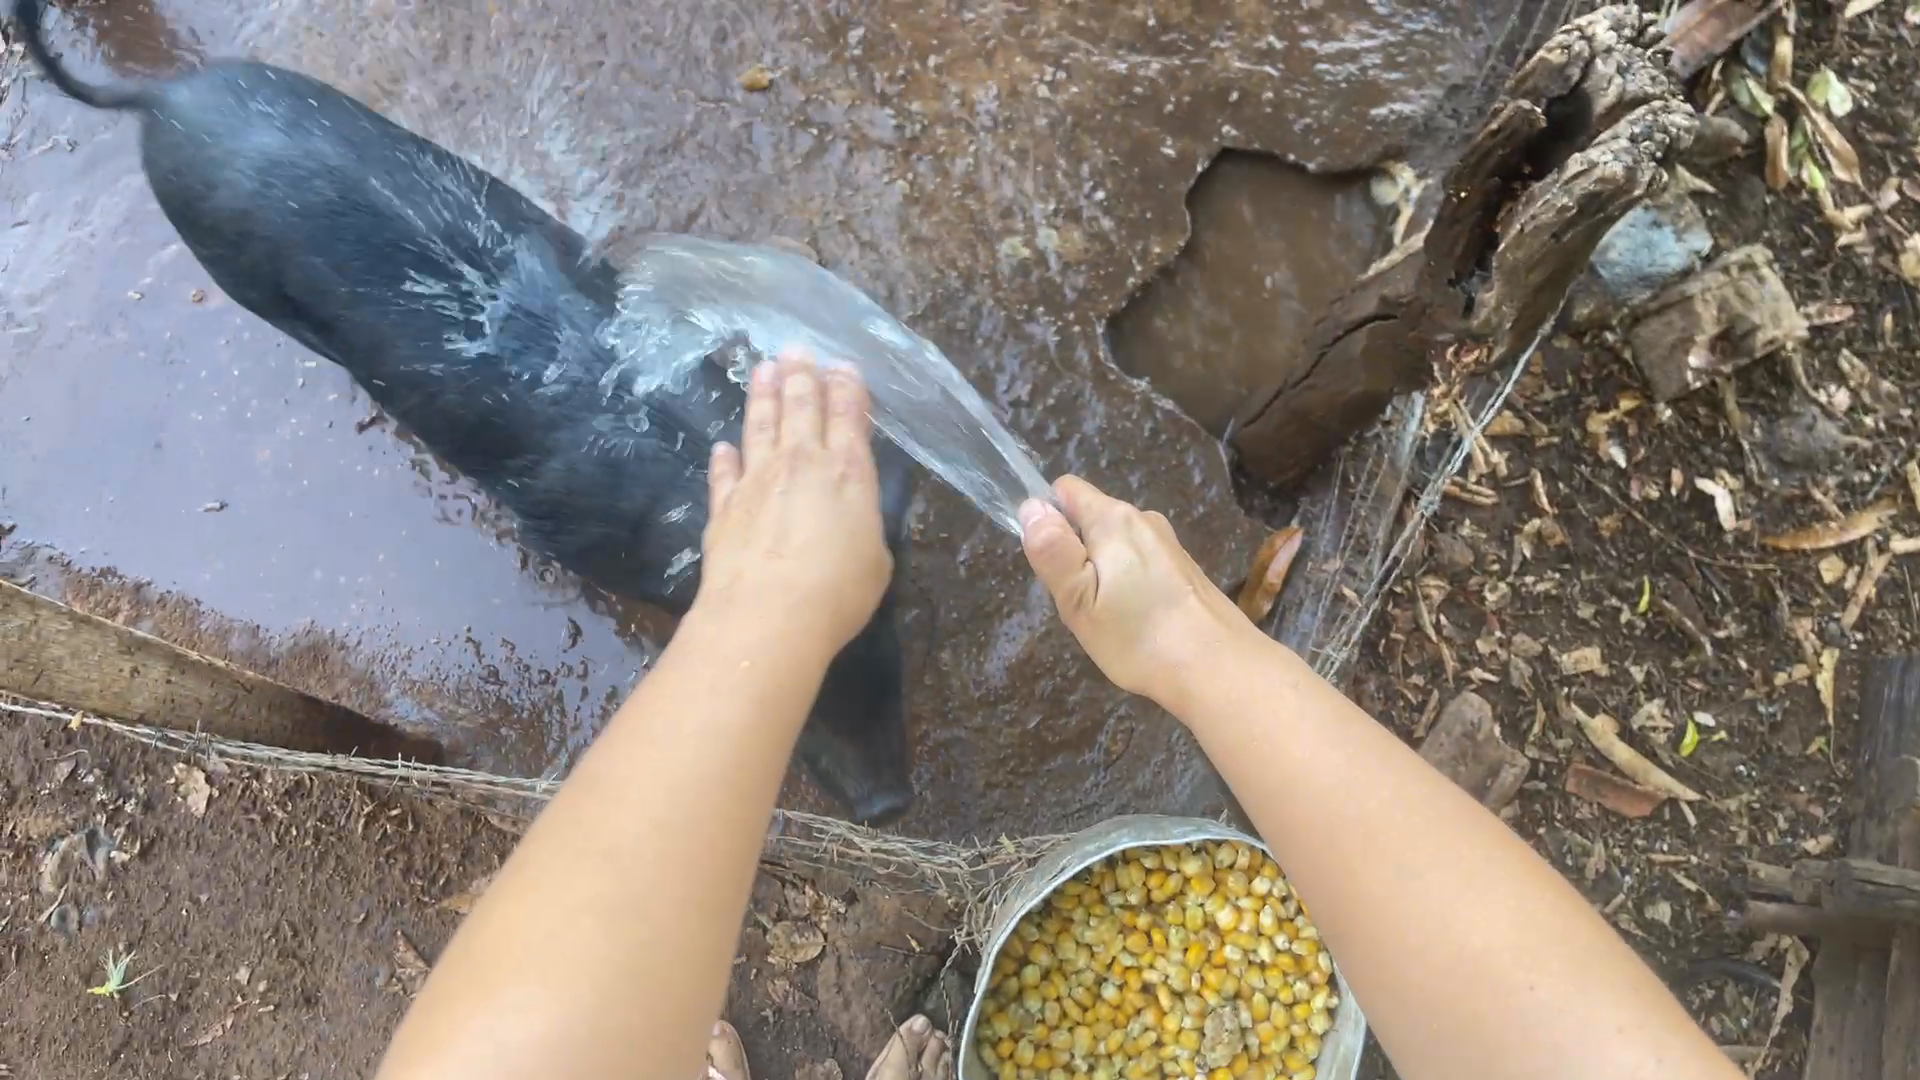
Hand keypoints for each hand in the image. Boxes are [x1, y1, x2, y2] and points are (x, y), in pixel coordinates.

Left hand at [693, 353, 892, 656]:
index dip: (846, 388)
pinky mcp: (725, 506)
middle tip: (797, 349)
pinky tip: (723, 445)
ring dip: (763, 395)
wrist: (769, 614)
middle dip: (802, 375)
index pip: (848, 416)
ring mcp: (758, 481)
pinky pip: (725, 473)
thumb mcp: (876, 557)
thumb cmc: (839, 590)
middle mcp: (802, 463)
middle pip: (801, 408)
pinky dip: (724, 457)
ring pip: (761, 425)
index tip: (842, 365)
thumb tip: (851, 514)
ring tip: (764, 369)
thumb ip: (864, 524)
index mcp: (848, 472)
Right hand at [1020, 476, 1262, 707]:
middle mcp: (1143, 519)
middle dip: (1076, 555)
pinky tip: (1138, 623)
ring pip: (1115, 545)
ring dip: (1102, 573)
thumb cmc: (1139, 637)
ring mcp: (1168, 543)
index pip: (1065, 490)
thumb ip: (1052, 551)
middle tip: (1083, 604)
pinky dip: (1129, 585)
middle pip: (1090, 520)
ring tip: (1111, 619)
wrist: (1219, 669)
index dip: (1047, 520)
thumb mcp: (1079, 600)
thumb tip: (1031, 506)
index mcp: (1114, 519)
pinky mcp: (1183, 567)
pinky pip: (1139, 563)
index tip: (1055, 566)